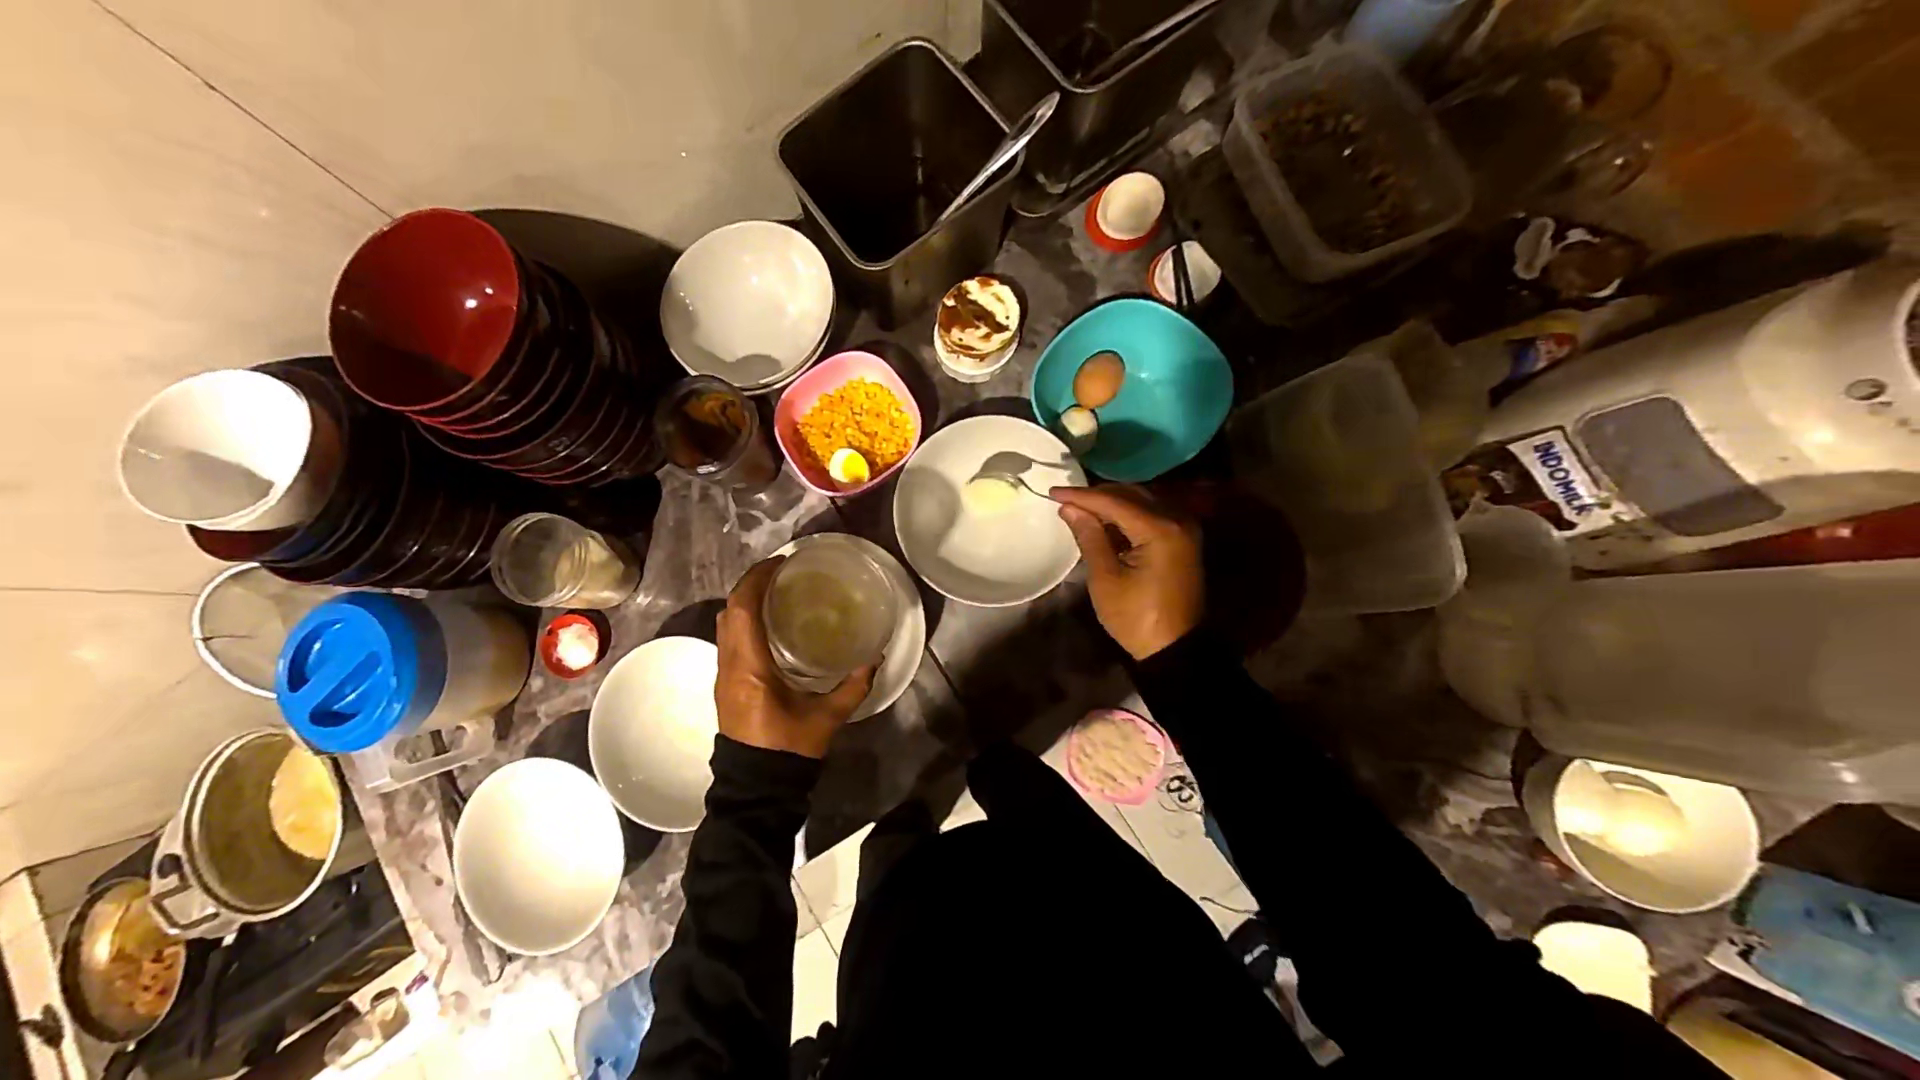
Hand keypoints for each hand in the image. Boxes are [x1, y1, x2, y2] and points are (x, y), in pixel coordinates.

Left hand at [715, 556, 878, 758]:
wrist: (756, 786)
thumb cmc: (790, 747)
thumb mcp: (827, 717)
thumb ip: (853, 686)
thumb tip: (875, 657)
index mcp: (750, 668)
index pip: (743, 610)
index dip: (756, 580)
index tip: (779, 563)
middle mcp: (730, 665)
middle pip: (729, 611)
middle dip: (750, 585)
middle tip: (780, 573)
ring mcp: (723, 675)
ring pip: (724, 625)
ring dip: (744, 603)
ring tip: (774, 593)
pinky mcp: (725, 684)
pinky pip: (727, 640)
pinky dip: (742, 622)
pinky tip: (767, 625)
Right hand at [1051, 485, 1204, 660]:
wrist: (1174, 648)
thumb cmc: (1136, 617)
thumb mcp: (1106, 578)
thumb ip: (1089, 537)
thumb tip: (1070, 508)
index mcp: (1160, 529)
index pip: (1115, 502)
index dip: (1082, 496)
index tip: (1052, 492)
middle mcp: (1178, 520)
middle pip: (1131, 495)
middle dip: (1097, 495)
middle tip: (1066, 500)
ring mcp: (1184, 528)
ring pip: (1142, 501)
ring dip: (1112, 503)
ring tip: (1081, 509)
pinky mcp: (1183, 539)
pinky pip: (1152, 514)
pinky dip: (1128, 514)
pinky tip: (1105, 521)